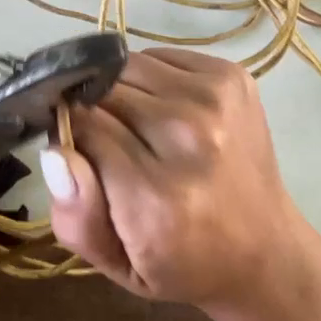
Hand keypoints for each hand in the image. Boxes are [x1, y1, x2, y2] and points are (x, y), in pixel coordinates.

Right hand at [41, 48, 320, 320]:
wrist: (265, 251)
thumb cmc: (181, 262)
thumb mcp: (118, 264)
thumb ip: (76, 216)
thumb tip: (55, 151)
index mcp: (156, 197)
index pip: (83, 125)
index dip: (71, 133)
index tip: (80, 152)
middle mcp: (189, 138)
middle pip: (103, 90)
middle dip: (94, 110)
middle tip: (112, 145)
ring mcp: (215, 100)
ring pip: (128, 66)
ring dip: (121, 90)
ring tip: (139, 126)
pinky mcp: (232, 76)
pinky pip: (159, 56)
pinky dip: (150, 77)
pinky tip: (165, 109)